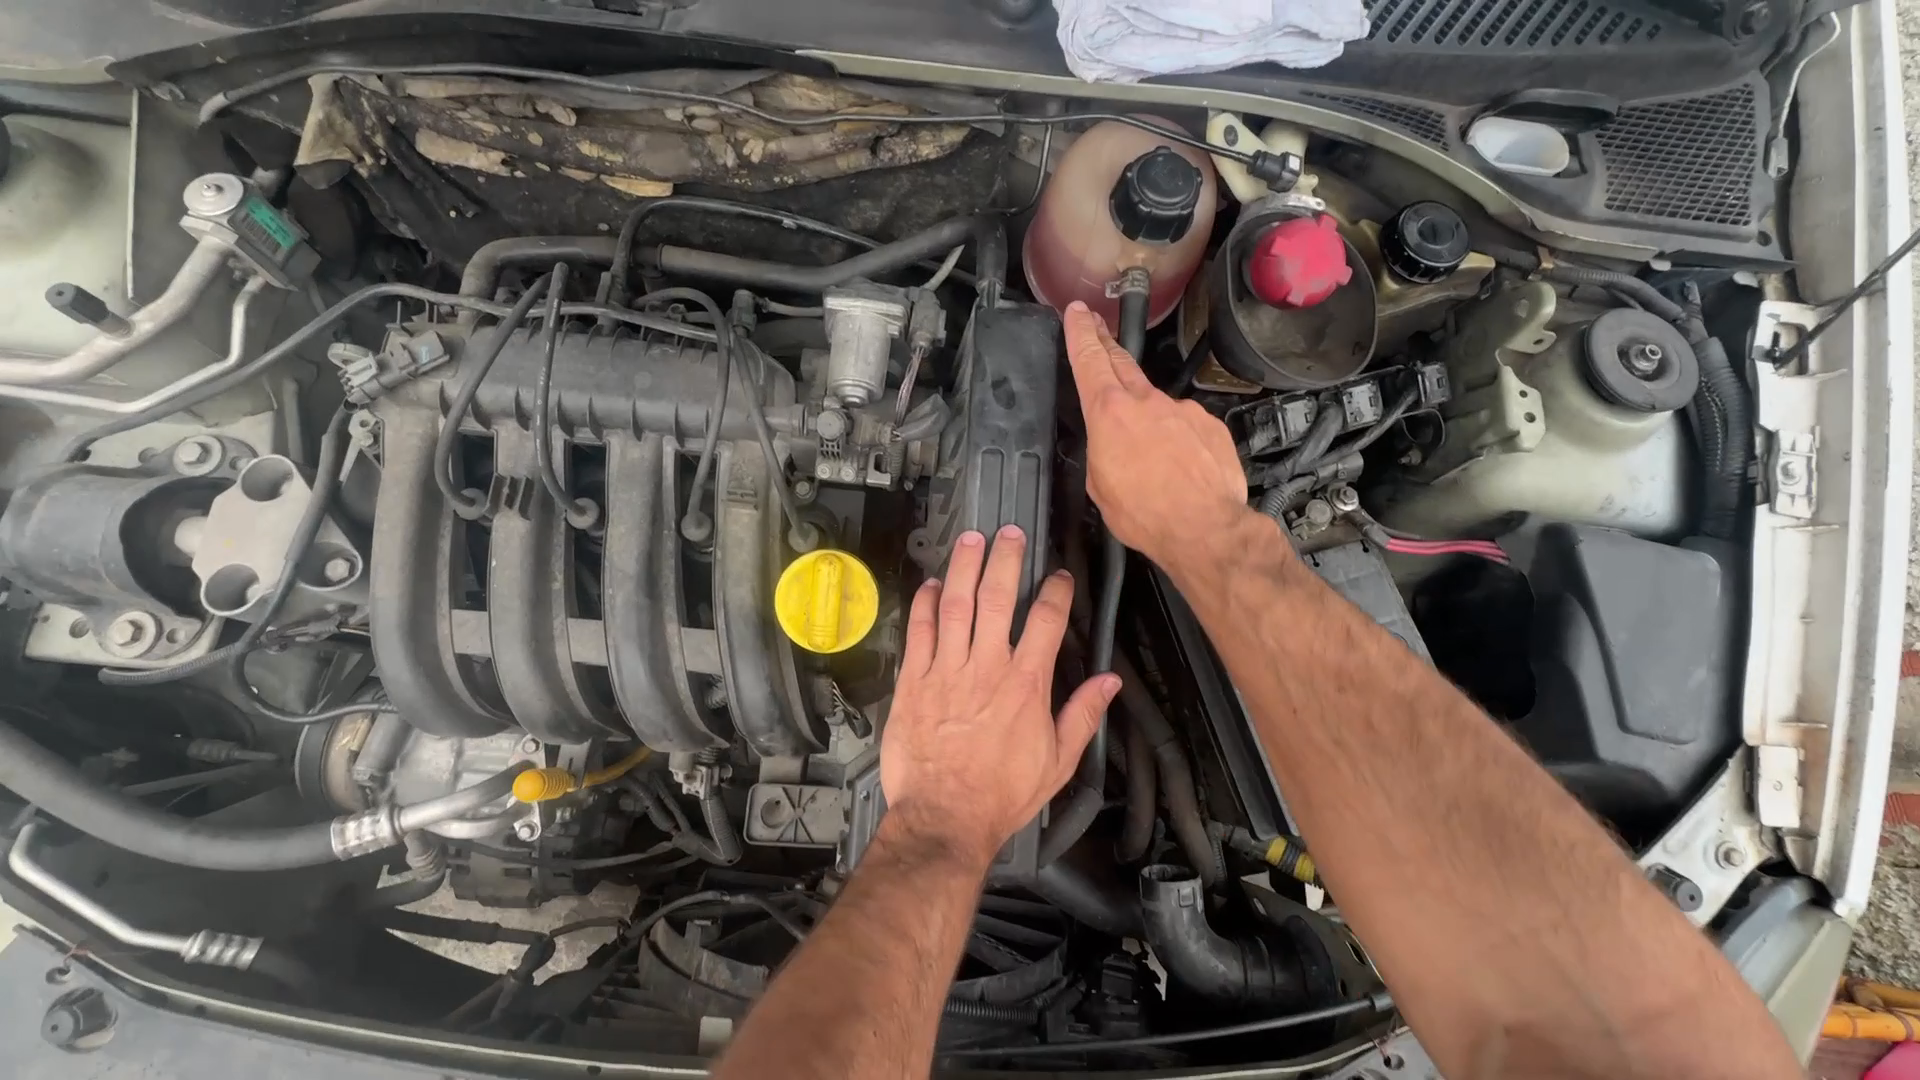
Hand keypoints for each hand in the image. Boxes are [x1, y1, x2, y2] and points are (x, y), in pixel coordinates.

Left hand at [880, 526, 1121, 866]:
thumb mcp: (1058, 761)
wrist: (945, 817)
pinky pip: (919, 633)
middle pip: (998, 598)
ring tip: (971, 540)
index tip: (1059, 576)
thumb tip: (1109, 682)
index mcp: (1026, 684)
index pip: (1047, 621)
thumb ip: (1083, 715)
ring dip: (964, 568)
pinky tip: (930, 585)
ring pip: (956, 606)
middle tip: (1010, 533)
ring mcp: (946, 671)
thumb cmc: (1001, 793)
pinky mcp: (913, 682)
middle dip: (1006, 560)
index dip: (1056, 591)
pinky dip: (924, 605)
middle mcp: (986, 667)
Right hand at [1064, 301, 1249, 568]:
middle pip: (1121, 362)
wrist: (1204, 528)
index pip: (1089, 360)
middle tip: (1096, 325)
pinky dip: (1177, 438)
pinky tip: (1177, 464)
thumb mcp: (1099, 487)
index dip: (1080, 332)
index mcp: (1109, 413)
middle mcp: (1146, 402)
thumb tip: (1110, 446)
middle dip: (1105, 342)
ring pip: (1155, 402)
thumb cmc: (1146, 514)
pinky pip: (1185, 424)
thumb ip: (1100, 452)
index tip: (1076, 311)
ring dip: (1145, 414)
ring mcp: (1181, 411)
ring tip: (1144, 448)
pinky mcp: (1209, 425)